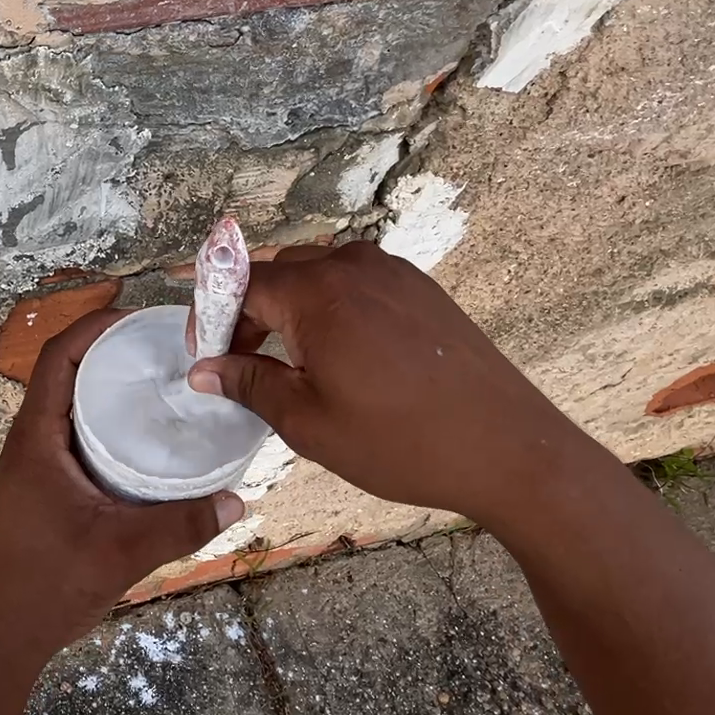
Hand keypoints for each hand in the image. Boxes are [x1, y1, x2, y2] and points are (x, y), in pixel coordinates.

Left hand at [0, 308, 245, 655]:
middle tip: (155, 344)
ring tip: (150, 377)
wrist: (6, 629)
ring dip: (98, 379)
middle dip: (102, 347)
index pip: (56, 358)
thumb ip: (180, 526)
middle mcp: (28, 438)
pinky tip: (135, 432)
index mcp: (36, 437)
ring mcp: (32, 458)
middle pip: (60, 369)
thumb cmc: (51, 583)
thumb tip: (236, 499)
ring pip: (64, 398)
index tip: (134, 316)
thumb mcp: (122, 551)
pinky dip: (97, 412)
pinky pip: (68, 425)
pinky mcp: (40, 477)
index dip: (90, 327)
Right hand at [186, 242, 605, 525]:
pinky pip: (354, 279)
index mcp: (318, 291)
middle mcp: (352, 263)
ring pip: (315, 270)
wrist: (512, 451)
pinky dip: (328, 303)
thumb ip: (248, 383)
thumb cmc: (400, 441)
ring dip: (287, 304)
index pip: (241, 283)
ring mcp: (391, 270)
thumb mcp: (308, 421)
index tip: (205, 353)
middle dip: (248, 309)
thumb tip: (203, 370)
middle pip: (276, 270)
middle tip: (239, 358)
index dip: (212, 315)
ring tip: (285, 354)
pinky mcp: (419, 286)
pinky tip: (335, 346)